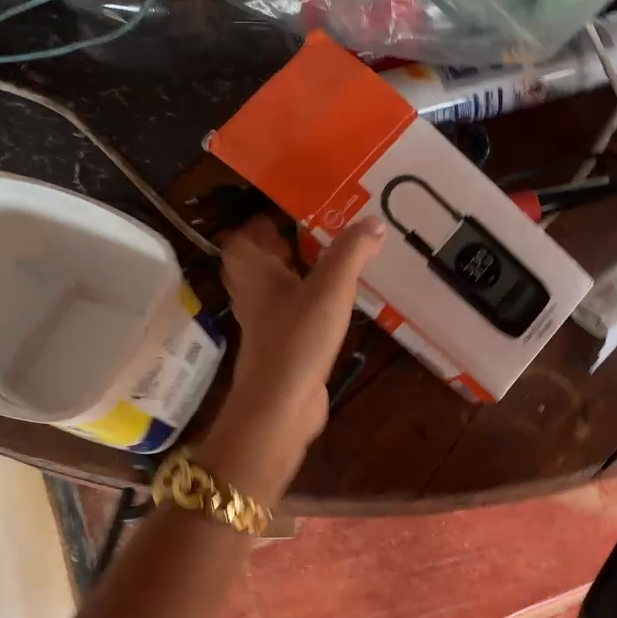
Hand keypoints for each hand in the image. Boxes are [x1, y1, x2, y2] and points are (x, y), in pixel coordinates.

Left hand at [196, 217, 383, 500]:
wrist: (281, 405)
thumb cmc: (298, 339)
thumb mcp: (330, 289)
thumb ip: (351, 253)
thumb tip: (373, 221)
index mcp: (253, 272)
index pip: (243, 237)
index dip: (262, 222)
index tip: (293, 211)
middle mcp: (253, 294)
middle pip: (259, 262)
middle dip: (282, 247)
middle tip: (317, 234)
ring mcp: (266, 323)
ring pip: (276, 289)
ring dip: (297, 276)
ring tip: (333, 264)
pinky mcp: (282, 347)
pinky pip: (291, 315)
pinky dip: (308, 304)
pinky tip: (336, 306)